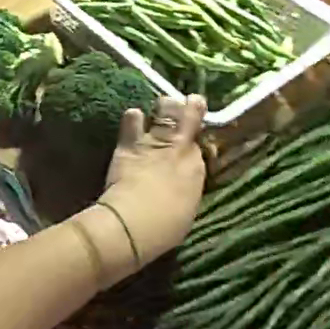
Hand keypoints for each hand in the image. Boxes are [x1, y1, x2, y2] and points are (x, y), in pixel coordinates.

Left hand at [98, 95, 207, 257]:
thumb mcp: (185, 209)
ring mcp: (154, 143)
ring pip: (165, 111)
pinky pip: (133, 119)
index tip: (193, 136)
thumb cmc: (164, 227)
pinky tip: (133, 114)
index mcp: (197, 169)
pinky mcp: (128, 144)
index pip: (200, 145)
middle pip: (189, 117)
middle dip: (189, 107)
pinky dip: (133, 116)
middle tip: (188, 101)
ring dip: (164, 106)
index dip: (195, 140)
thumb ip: (184, 189)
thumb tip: (178, 188)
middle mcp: (180, 150)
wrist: (134, 222)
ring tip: (162, 103)